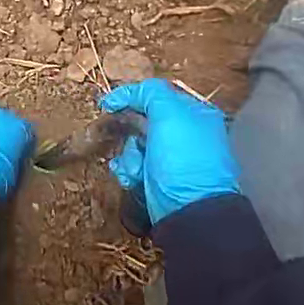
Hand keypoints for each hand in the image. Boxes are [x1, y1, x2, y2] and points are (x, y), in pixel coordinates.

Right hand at [100, 79, 239, 223]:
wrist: (189, 211)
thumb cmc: (183, 159)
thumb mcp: (170, 115)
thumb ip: (151, 94)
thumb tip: (130, 93)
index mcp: (194, 114)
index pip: (158, 95)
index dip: (132, 97)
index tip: (109, 104)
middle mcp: (185, 133)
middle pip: (143, 120)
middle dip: (130, 129)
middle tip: (124, 137)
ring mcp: (171, 157)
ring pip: (135, 143)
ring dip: (129, 154)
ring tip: (136, 167)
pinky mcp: (158, 178)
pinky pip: (135, 165)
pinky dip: (129, 169)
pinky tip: (132, 177)